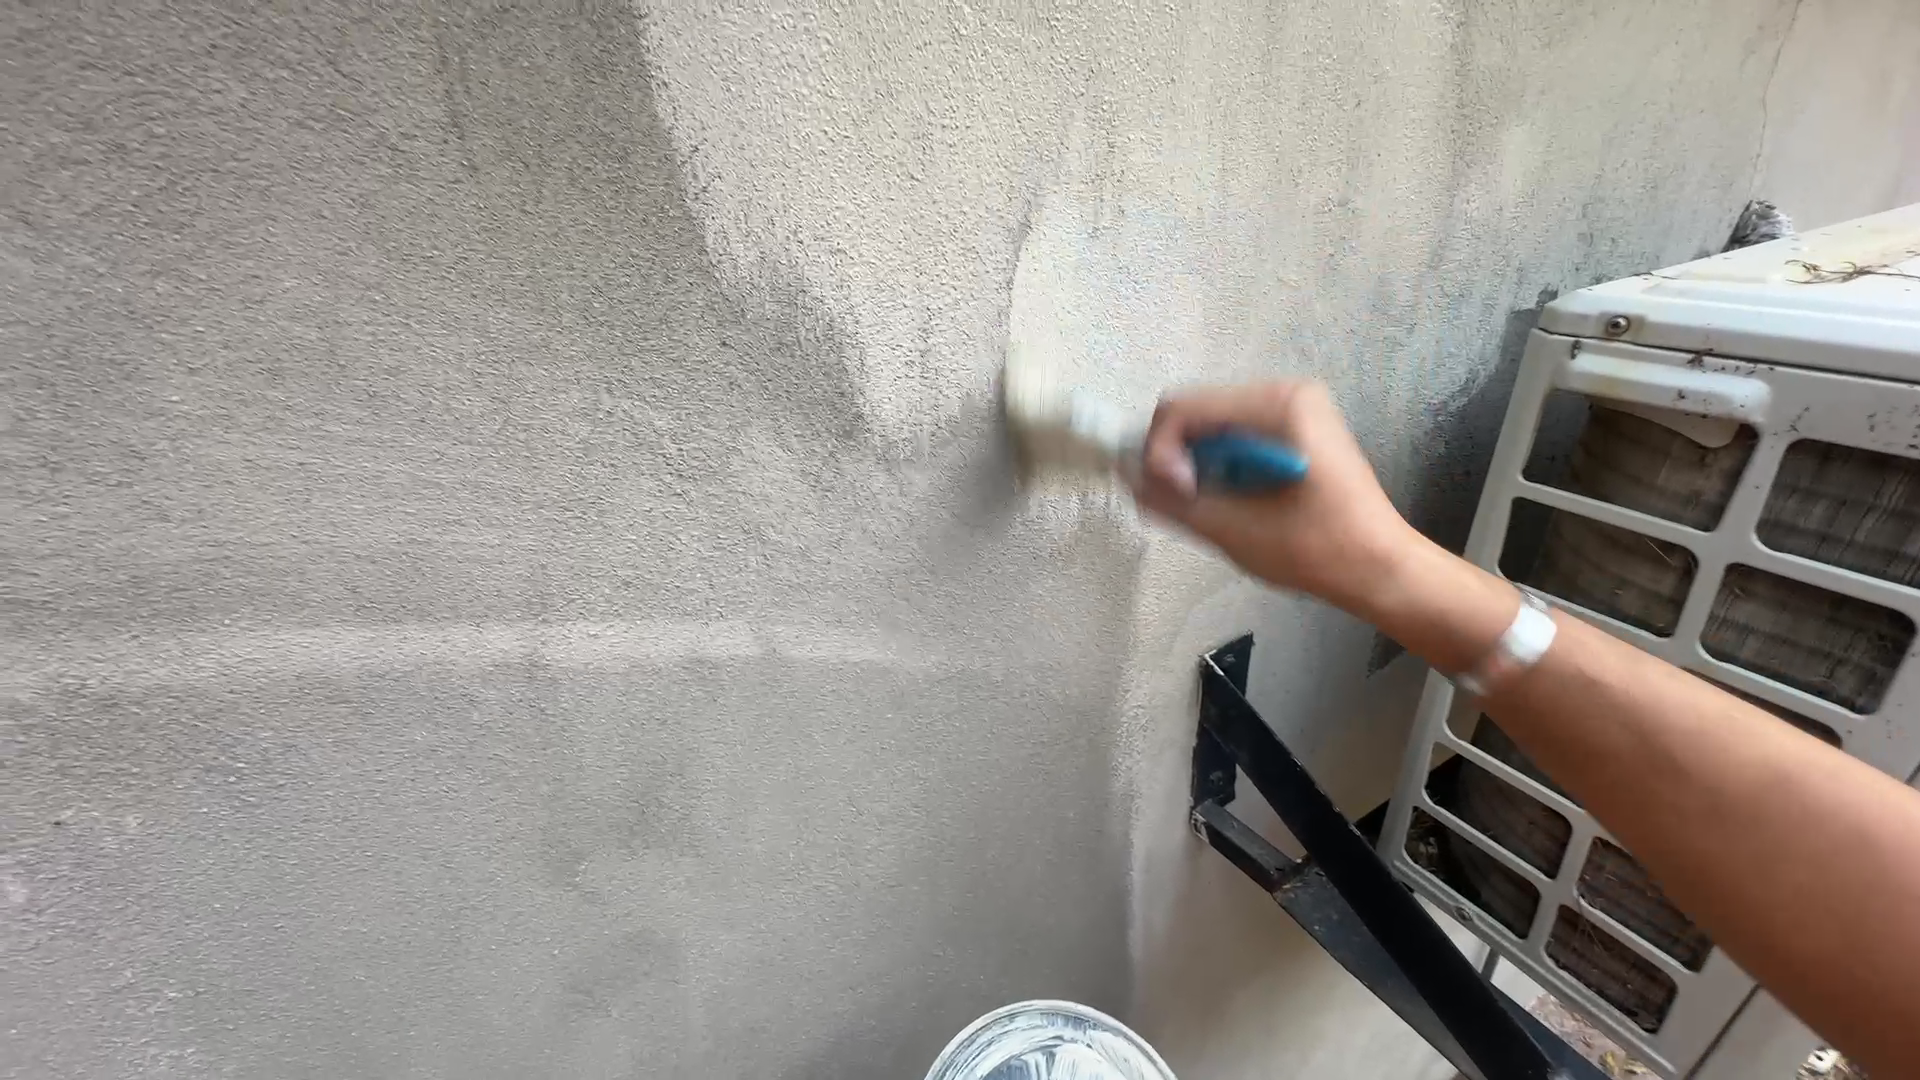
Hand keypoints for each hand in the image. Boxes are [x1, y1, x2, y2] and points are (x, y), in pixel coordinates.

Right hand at [1130, 380, 1418, 614]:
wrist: (1380, 569)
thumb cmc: (1319, 551)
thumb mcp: (1234, 530)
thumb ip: (1171, 500)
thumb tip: (1123, 475)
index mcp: (1278, 404)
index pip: (1181, 409)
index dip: (1159, 453)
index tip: (1174, 494)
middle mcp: (1282, 392)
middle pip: (1190, 412)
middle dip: (1172, 459)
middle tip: (1183, 504)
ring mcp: (1286, 409)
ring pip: (1202, 427)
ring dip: (1191, 466)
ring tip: (1207, 506)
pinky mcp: (1286, 430)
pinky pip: (1224, 438)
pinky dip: (1211, 468)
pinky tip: (1227, 500)